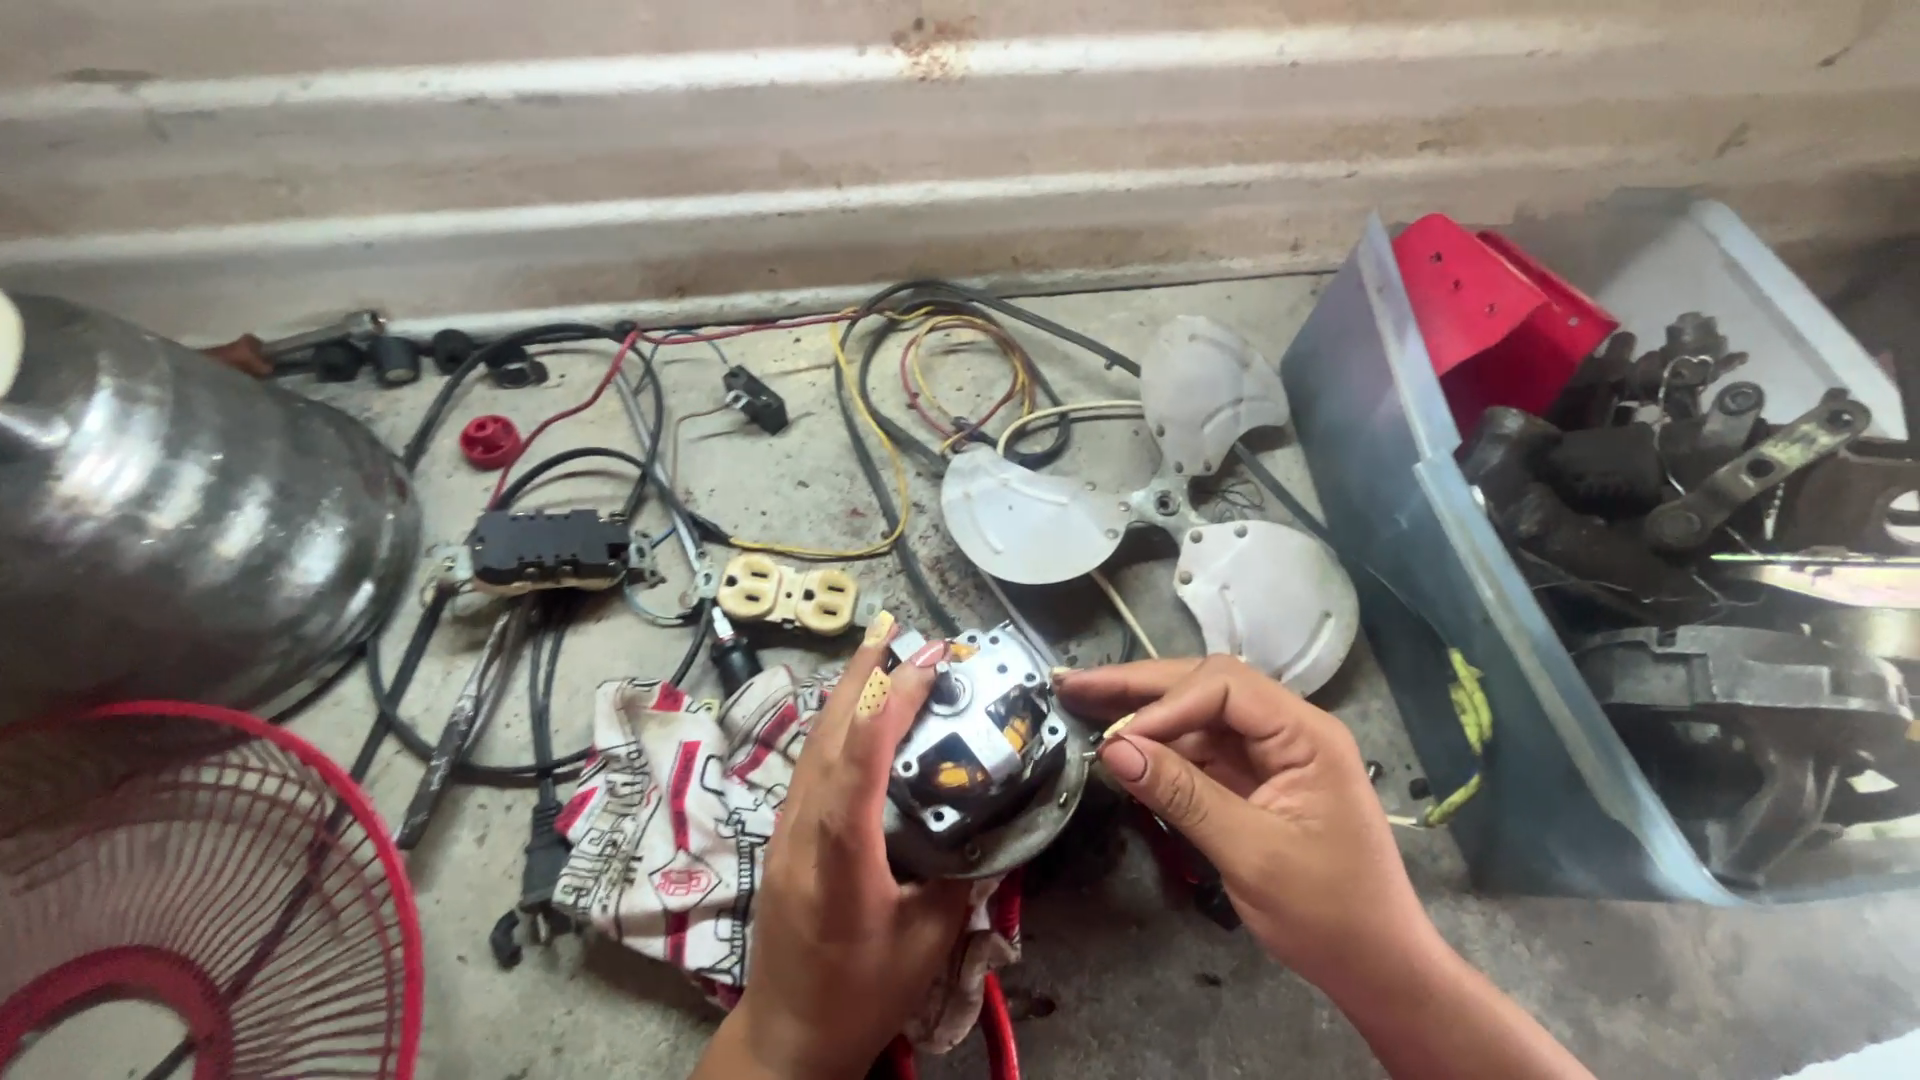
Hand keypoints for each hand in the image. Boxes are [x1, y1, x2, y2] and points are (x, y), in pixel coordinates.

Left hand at [702, 616, 971, 1079]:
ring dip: (846, 689)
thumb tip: (992, 826)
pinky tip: (854, 708)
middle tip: (897, 627)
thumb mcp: (926, 943)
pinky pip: (811, 761)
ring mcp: (786, 829)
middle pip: (828, 734)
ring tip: (877, 648)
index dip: (891, 703)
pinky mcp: (785, 834)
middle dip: (863, 673)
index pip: (859, 760)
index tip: (926, 662)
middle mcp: (803, 829)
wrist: (789, 1033)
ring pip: (814, 742)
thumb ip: (961, 878)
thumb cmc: (861, 993)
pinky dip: (836, 722)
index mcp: (839, 856)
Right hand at [1057, 656, 1442, 999]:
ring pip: (1196, 713)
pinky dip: (1159, 747)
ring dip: (1142, 711)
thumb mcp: (1251, 854)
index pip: (1224, 687)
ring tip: (1083, 702)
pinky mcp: (1253, 778)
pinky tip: (1122, 745)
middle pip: (1204, 686)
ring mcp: (1269, 753)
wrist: (1376, 966)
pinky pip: (1199, 748)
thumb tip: (1112, 749)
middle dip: (1138, 686)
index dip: (1165, 705)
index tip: (1118, 739)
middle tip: (1075, 684)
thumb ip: (1182, 794)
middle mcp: (1287, 729)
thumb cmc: (1328, 913)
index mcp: (1304, 735)